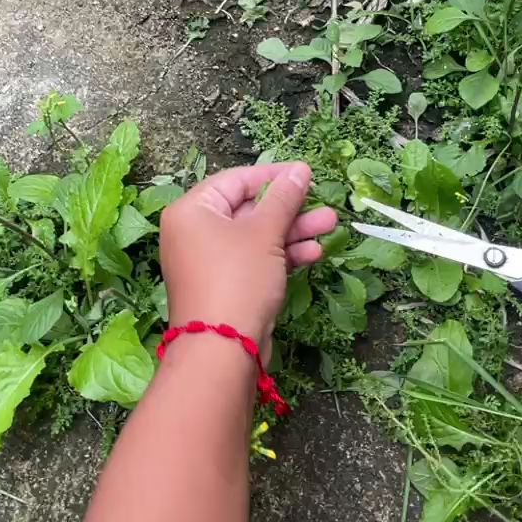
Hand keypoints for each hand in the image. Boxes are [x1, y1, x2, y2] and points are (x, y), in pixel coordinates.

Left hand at [158, 162, 335, 349]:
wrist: (222, 352)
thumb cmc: (237, 279)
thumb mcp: (264, 232)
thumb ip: (284, 198)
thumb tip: (300, 169)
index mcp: (192, 211)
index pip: (236, 180)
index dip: (273, 175)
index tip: (305, 173)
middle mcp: (195, 233)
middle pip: (248, 209)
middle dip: (289, 208)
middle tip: (323, 203)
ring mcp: (210, 262)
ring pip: (256, 237)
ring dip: (292, 231)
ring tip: (330, 225)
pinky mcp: (226, 286)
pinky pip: (255, 260)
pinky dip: (281, 256)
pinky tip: (313, 253)